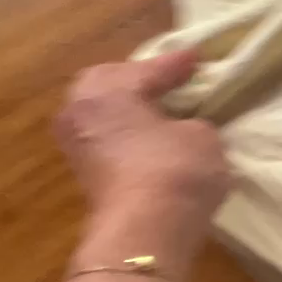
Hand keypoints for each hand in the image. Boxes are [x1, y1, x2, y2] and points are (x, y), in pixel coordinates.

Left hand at [54, 50, 227, 268]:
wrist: (147, 226)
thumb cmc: (177, 170)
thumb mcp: (204, 138)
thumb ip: (193, 123)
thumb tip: (184, 126)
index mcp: (107, 91)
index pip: (147, 69)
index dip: (176, 63)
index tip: (197, 55)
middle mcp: (80, 110)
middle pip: (106, 82)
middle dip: (136, 78)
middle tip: (168, 80)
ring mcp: (77, 142)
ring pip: (101, 109)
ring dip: (128, 106)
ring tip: (158, 109)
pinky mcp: (87, 170)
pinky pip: (106, 135)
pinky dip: (127, 129)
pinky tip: (150, 137)